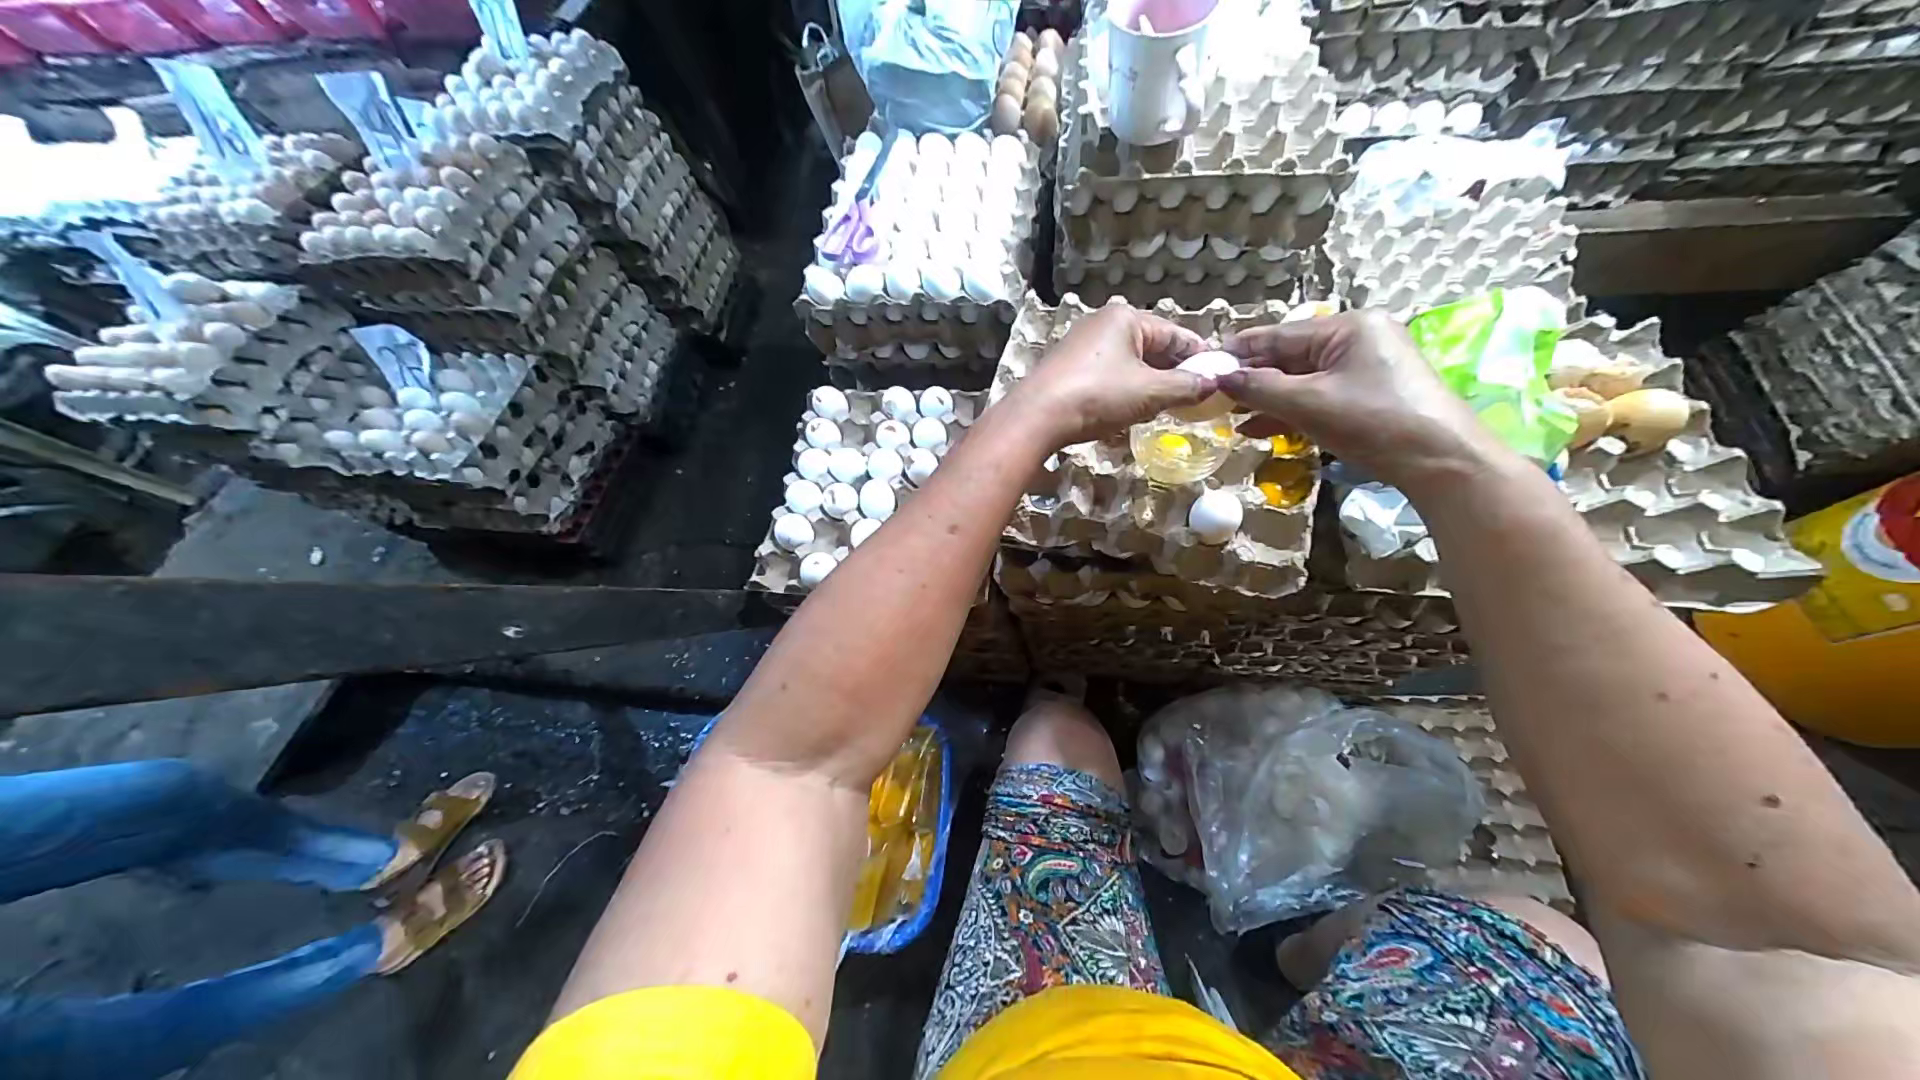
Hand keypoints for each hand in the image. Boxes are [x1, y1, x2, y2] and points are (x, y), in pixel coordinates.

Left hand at [1010, 305, 1212, 446]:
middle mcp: (1102, 324)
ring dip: (1149, 385)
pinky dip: (1124, 391)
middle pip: (1151, 348)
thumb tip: (1212, 384)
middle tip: (1194, 399)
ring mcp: (1081, 346)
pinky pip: (1107, 376)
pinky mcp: (1067, 370)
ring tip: (1166, 408)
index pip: (1176, 335)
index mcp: (1126, 317)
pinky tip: (1130, 412)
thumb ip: (1186, 386)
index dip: (1199, 358)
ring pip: (1129, 364)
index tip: (1217, 379)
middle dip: (1173, 373)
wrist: (1037, 417)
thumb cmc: (1097, 395)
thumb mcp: (1150, 392)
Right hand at [1220, 310, 1511, 493]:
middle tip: (1211, 396)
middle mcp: (1356, 339)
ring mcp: (1364, 367)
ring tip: (1227, 416)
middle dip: (1250, 379)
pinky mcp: (1368, 395)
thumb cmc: (1374, 420)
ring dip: (1265, 399)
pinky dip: (1288, 411)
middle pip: (1288, 357)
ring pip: (1300, 379)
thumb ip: (1258, 388)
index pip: (1277, 335)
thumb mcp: (1308, 403)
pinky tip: (1257, 428)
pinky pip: (1317, 396)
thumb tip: (1218, 378)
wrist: (1442, 461)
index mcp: (1347, 327)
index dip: (1237, 352)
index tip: (1203, 366)